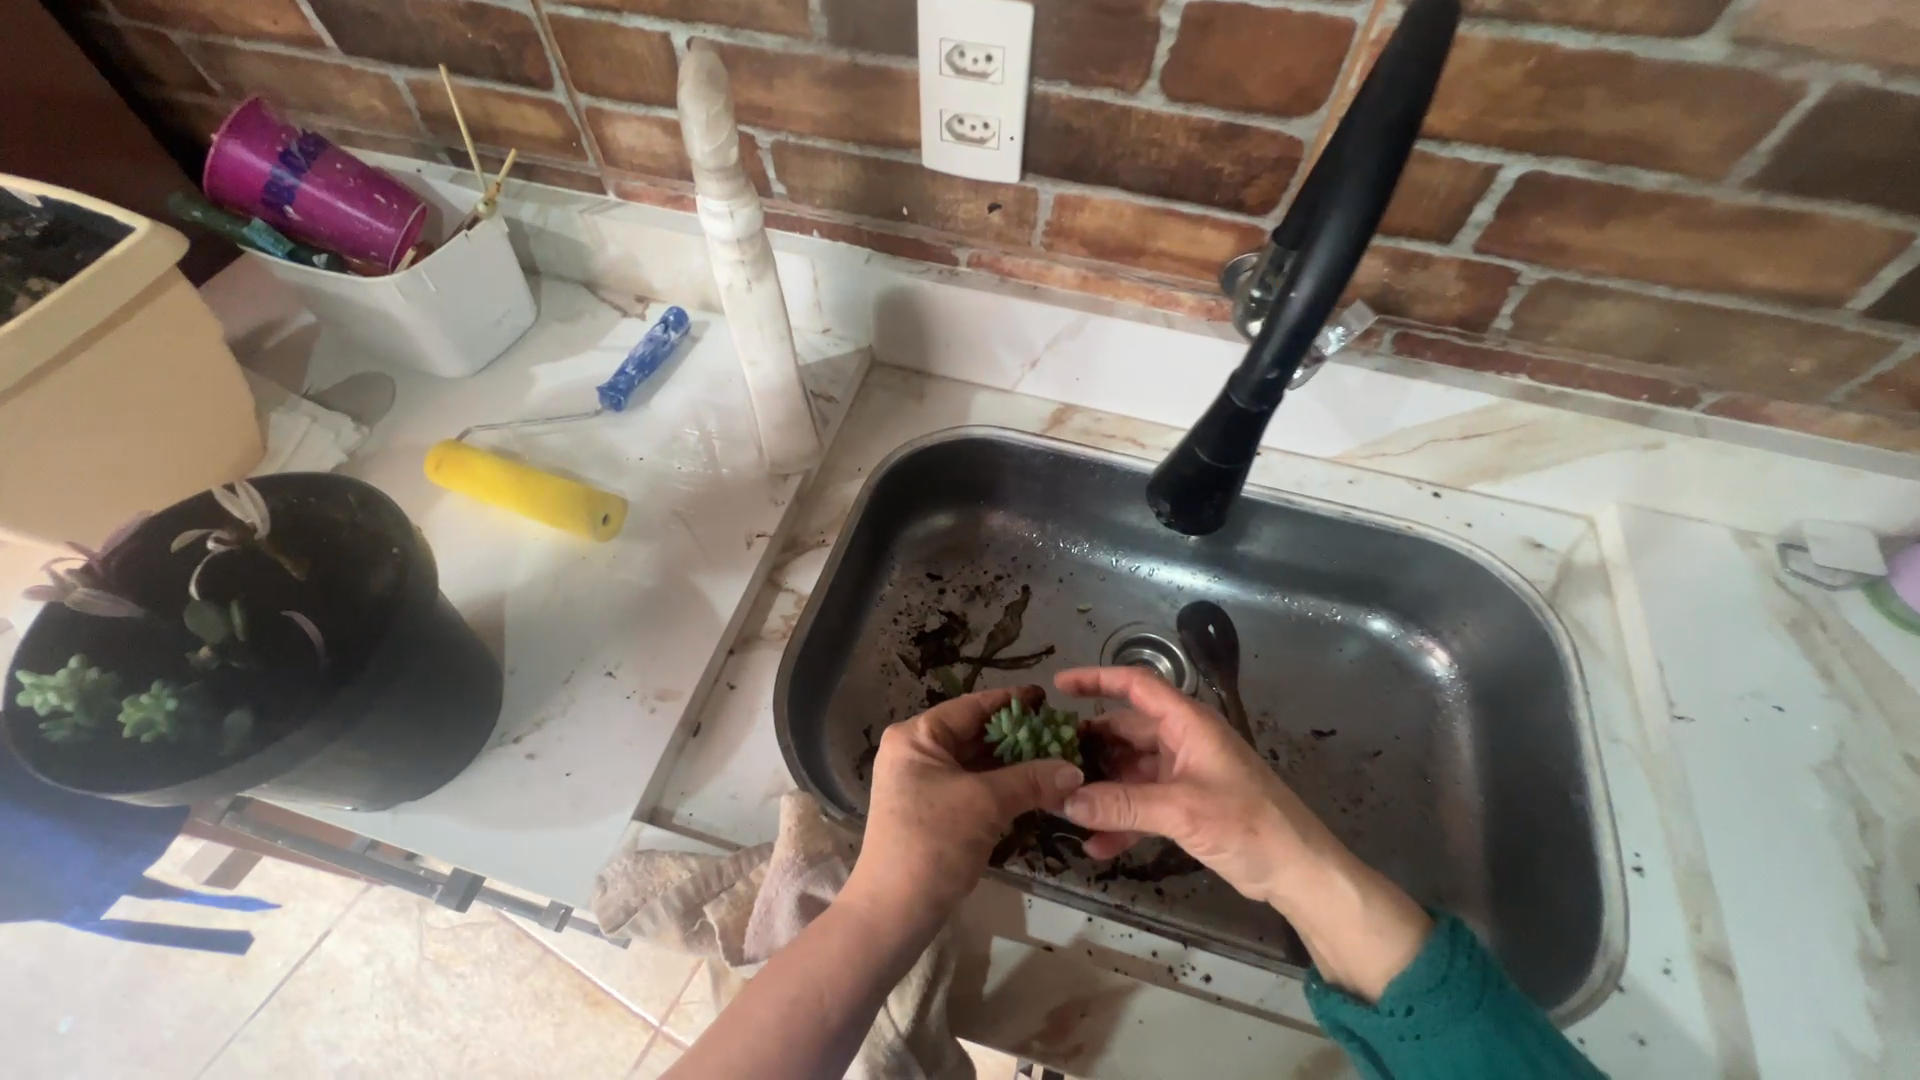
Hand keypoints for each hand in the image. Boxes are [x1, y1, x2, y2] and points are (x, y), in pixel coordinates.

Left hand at [843, 686, 1084, 929]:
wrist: (894, 911)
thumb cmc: (933, 841)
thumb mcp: (985, 803)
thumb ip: (1031, 779)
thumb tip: (1074, 769)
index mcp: (917, 736)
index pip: (971, 707)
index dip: (1011, 701)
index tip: (1047, 698)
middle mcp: (917, 752)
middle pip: (975, 734)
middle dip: (1018, 736)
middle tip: (1061, 733)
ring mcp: (924, 783)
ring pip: (977, 763)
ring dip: (1014, 763)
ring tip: (1057, 758)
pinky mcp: (934, 810)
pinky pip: (974, 786)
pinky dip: (1003, 786)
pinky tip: (1036, 787)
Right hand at [1055, 666, 1429, 999]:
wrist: (1300, 873)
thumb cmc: (1248, 824)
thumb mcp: (1181, 810)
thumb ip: (1121, 805)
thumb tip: (1065, 801)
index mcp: (1188, 723)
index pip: (1136, 686)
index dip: (1096, 680)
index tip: (1058, 687)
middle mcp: (1183, 741)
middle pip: (1125, 732)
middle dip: (1090, 746)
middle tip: (1049, 760)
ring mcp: (1184, 775)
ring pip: (1130, 772)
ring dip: (1102, 790)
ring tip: (1063, 805)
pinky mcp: (1186, 807)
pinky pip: (1142, 805)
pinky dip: (1121, 821)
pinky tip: (1096, 845)